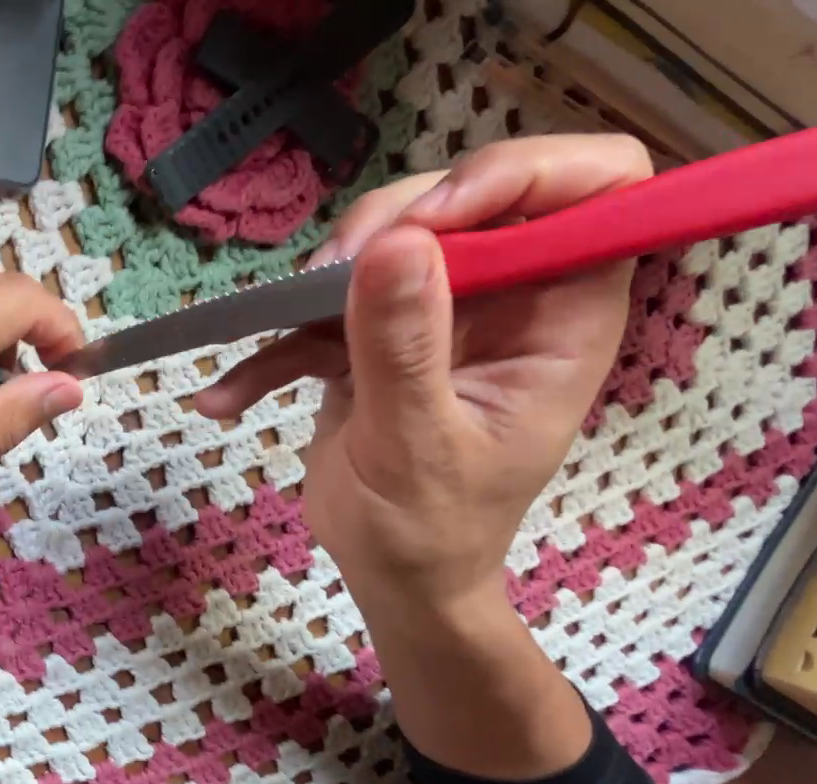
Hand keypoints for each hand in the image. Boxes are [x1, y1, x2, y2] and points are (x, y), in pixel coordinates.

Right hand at [195, 134, 652, 615]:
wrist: (390, 575)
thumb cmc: (430, 527)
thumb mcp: (417, 444)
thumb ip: (405, 349)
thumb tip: (393, 243)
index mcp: (559, 316)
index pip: (591, 190)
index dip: (519, 176)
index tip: (427, 222)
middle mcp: (505, 301)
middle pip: (462, 205)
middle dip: (387, 229)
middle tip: (322, 278)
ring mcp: (432, 319)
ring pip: (381, 248)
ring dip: (314, 286)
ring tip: (266, 333)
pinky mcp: (369, 344)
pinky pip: (317, 320)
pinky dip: (267, 355)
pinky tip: (225, 399)